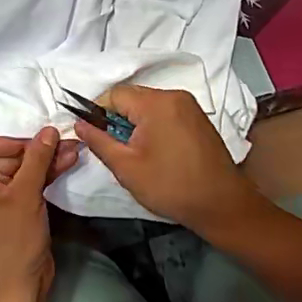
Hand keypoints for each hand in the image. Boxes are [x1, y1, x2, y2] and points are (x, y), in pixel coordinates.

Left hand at [0, 128, 78, 301]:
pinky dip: (44, 175)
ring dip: (44, 160)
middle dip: (33, 149)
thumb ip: (37, 158)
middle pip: (3, 155)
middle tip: (63, 142)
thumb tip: (48, 130)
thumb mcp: (25, 194)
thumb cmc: (13, 241)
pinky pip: (27, 184)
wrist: (18, 288)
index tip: (26, 145)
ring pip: (20, 169)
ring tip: (72, 150)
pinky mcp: (15, 209)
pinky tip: (66, 164)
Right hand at [72, 85, 260, 233]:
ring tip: (136, 152)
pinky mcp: (197, 118)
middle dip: (117, 119)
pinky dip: (152, 125)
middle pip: (131, 97)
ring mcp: (189, 106)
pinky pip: (164, 112)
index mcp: (156, 103)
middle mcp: (174, 96)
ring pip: (147, 105)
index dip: (98, 113)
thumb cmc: (170, 187)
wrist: (222, 206)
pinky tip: (154, 150)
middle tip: (116, 148)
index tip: (96, 137)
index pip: (113, 95)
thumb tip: (78, 124)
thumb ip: (98, 140)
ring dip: (135, 123)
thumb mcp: (125, 167)